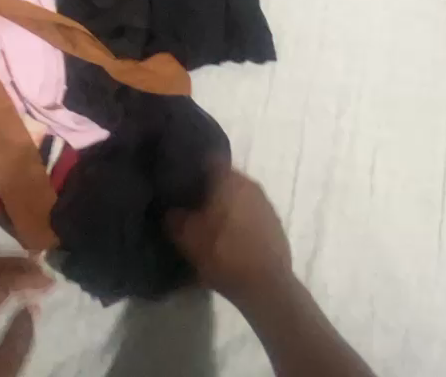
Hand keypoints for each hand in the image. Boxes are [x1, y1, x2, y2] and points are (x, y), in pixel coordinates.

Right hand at [167, 164, 293, 305]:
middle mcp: (250, 184)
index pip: (209, 159)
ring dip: (226, 207)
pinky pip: (251, 214)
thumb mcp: (188, 239)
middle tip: (193, 206)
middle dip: (210, 191)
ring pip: (239, 197)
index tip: (183, 180)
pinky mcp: (275, 223)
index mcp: (229, 179)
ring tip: (211, 225)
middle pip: (225, 179)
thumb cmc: (224, 253)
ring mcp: (265, 203)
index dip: (195, 168)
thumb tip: (170, 209)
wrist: (266, 285)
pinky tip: (231, 240)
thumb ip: (174, 218)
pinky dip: (240, 221)